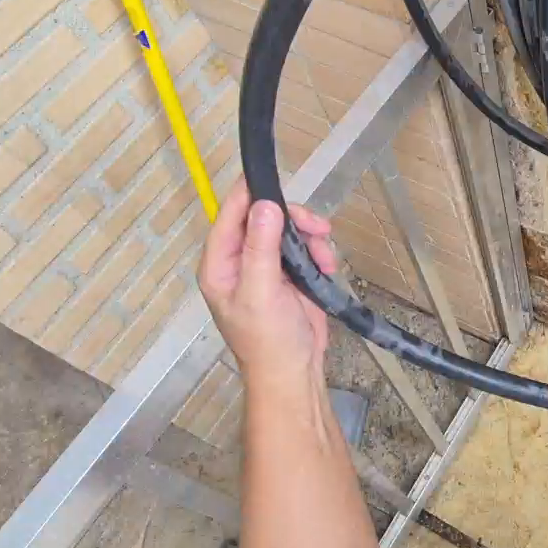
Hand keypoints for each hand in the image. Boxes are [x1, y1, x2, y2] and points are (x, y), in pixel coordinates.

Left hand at [198, 181, 338, 386]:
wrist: (294, 371)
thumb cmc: (268, 339)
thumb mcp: (261, 292)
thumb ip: (261, 248)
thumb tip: (265, 205)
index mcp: (221, 264)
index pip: (230, 217)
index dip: (249, 195)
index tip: (270, 176)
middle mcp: (240, 260)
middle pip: (264, 218)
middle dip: (293, 220)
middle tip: (318, 227)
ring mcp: (267, 267)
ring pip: (288, 230)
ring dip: (311, 237)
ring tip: (326, 257)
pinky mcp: (290, 274)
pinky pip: (304, 247)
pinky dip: (318, 251)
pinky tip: (327, 266)